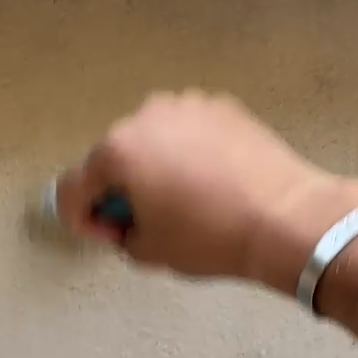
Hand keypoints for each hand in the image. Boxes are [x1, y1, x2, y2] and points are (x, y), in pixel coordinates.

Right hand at [55, 91, 357, 290]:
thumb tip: (126, 223)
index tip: (105, 236)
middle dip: (117, 190)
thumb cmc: (208, 237)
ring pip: (151, 142)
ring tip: (176, 204)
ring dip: (150, 170)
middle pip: (112, 158)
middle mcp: (146, 116)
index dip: (82, 219)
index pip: (75, 187)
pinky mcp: (221, 107)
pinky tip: (205, 186)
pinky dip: (184, 157)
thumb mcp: (147, 252)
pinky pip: (186, 134)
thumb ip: (119, 234)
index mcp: (117, 151)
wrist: (281, 217)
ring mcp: (187, 105)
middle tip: (138, 224)